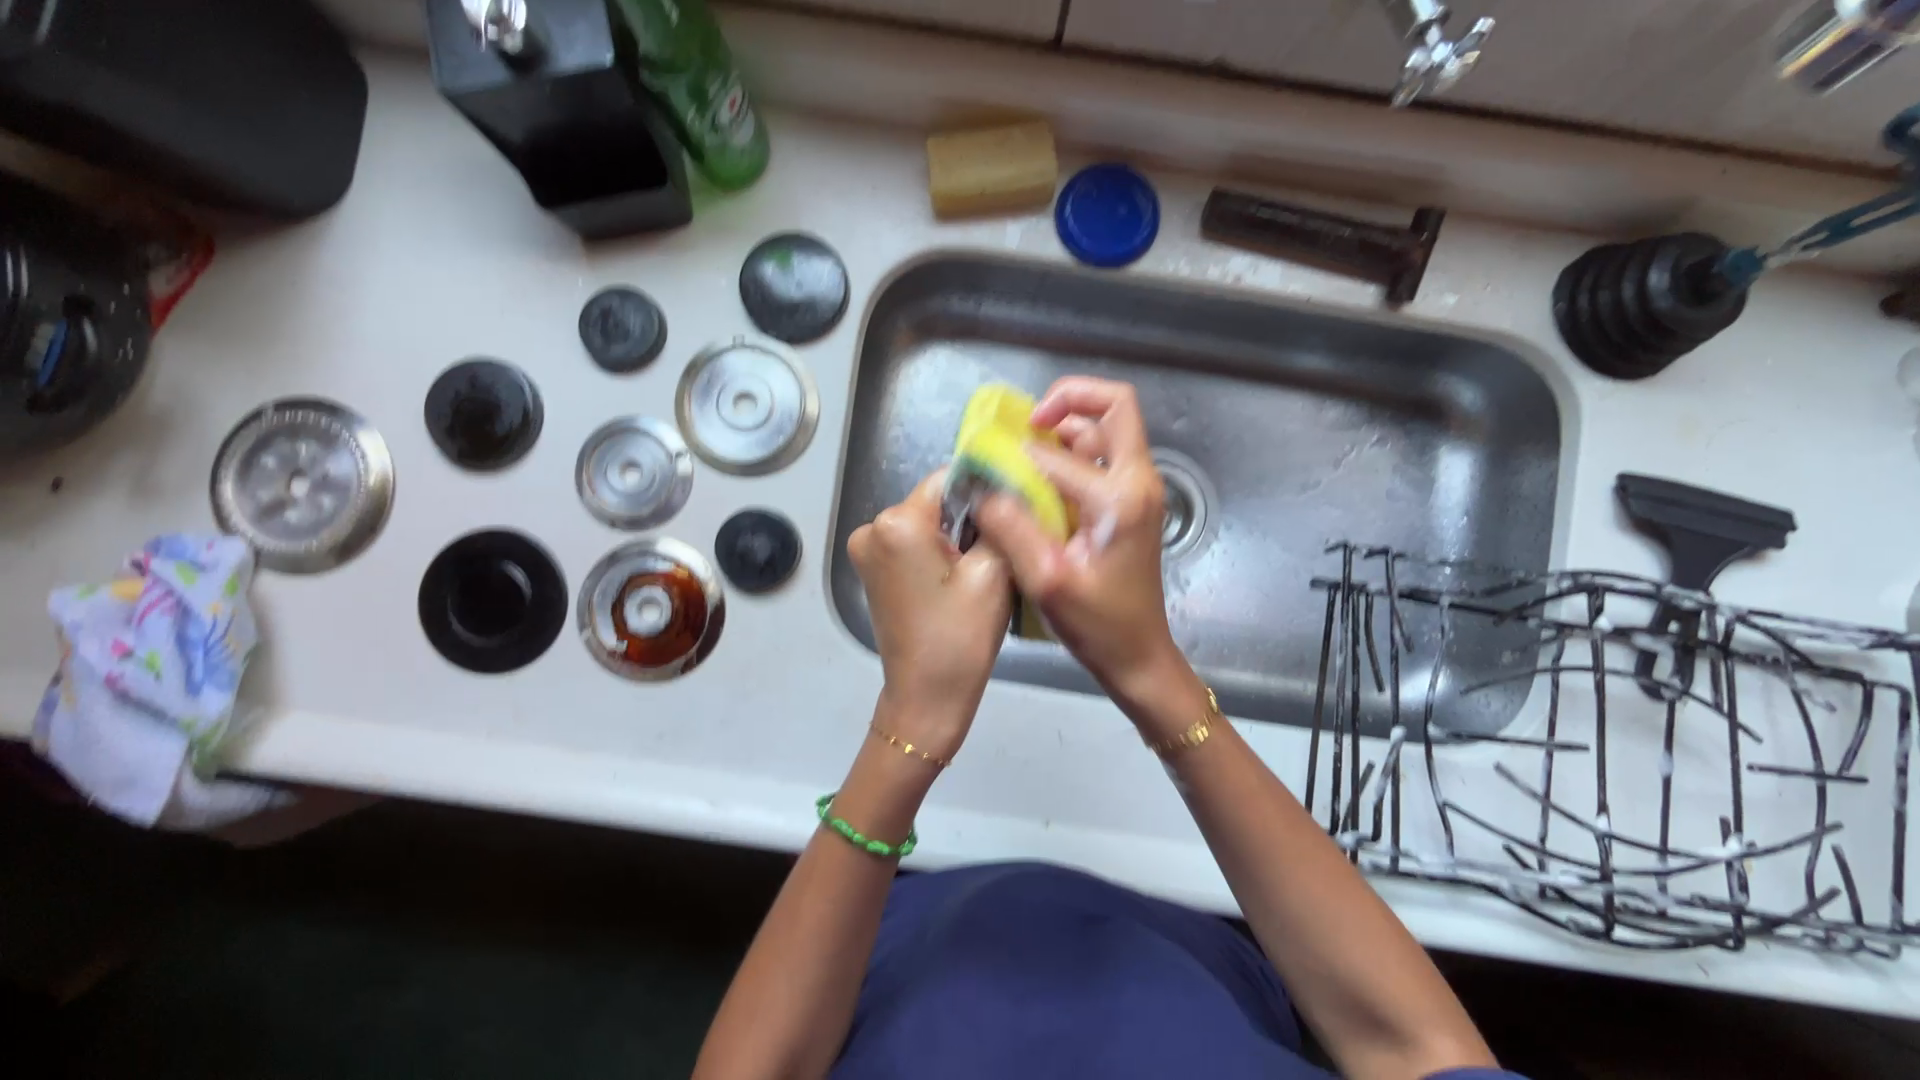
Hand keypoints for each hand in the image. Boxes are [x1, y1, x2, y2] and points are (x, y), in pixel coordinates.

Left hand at [848, 469, 1011, 760]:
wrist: (926, 698)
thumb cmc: (960, 637)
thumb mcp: (993, 572)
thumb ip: (999, 521)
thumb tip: (1009, 490)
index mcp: (897, 523)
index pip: (949, 478)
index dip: (985, 488)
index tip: (1015, 507)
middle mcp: (872, 528)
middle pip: (936, 501)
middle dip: (970, 516)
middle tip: (1005, 542)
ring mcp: (867, 551)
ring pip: (926, 523)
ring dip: (955, 536)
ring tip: (986, 565)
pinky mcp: (872, 571)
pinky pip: (913, 545)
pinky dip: (938, 553)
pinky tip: (962, 578)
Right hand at [973, 377, 1179, 695]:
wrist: (1139, 655)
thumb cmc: (1099, 624)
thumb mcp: (1048, 580)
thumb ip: (1013, 527)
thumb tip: (984, 488)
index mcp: (1122, 496)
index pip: (1061, 453)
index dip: (1020, 454)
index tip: (988, 466)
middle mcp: (1138, 482)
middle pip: (1113, 407)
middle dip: (1068, 401)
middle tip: (1026, 424)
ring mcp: (1138, 491)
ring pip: (1107, 430)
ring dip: (1068, 427)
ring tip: (1025, 446)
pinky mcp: (1130, 504)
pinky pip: (1102, 458)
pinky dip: (1071, 452)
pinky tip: (1038, 476)